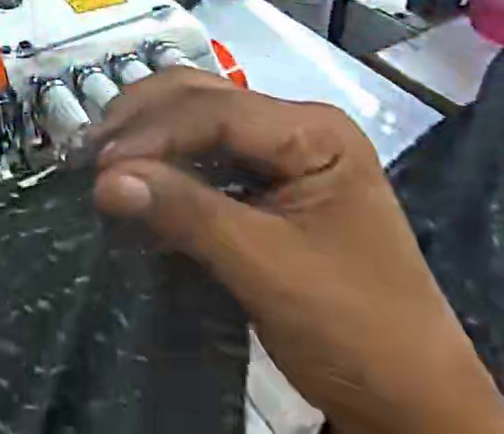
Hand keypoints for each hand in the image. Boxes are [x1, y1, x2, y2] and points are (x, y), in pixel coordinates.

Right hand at [91, 68, 503, 433]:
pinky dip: (164, 164)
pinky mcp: (266, 186)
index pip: (218, 111)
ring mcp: (281, 154)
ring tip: (101, 159)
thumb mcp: (268, 268)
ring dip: (148, 136)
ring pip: (198, 121)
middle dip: (144, 120)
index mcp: (315, 130)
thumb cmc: (356, 330)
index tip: (101, 163)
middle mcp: (296, 127)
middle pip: (204, 100)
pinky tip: (133, 179)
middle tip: (88, 150)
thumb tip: (103, 180)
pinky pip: (204, 158)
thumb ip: (187, 214)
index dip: (154, 132)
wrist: (414, 409)